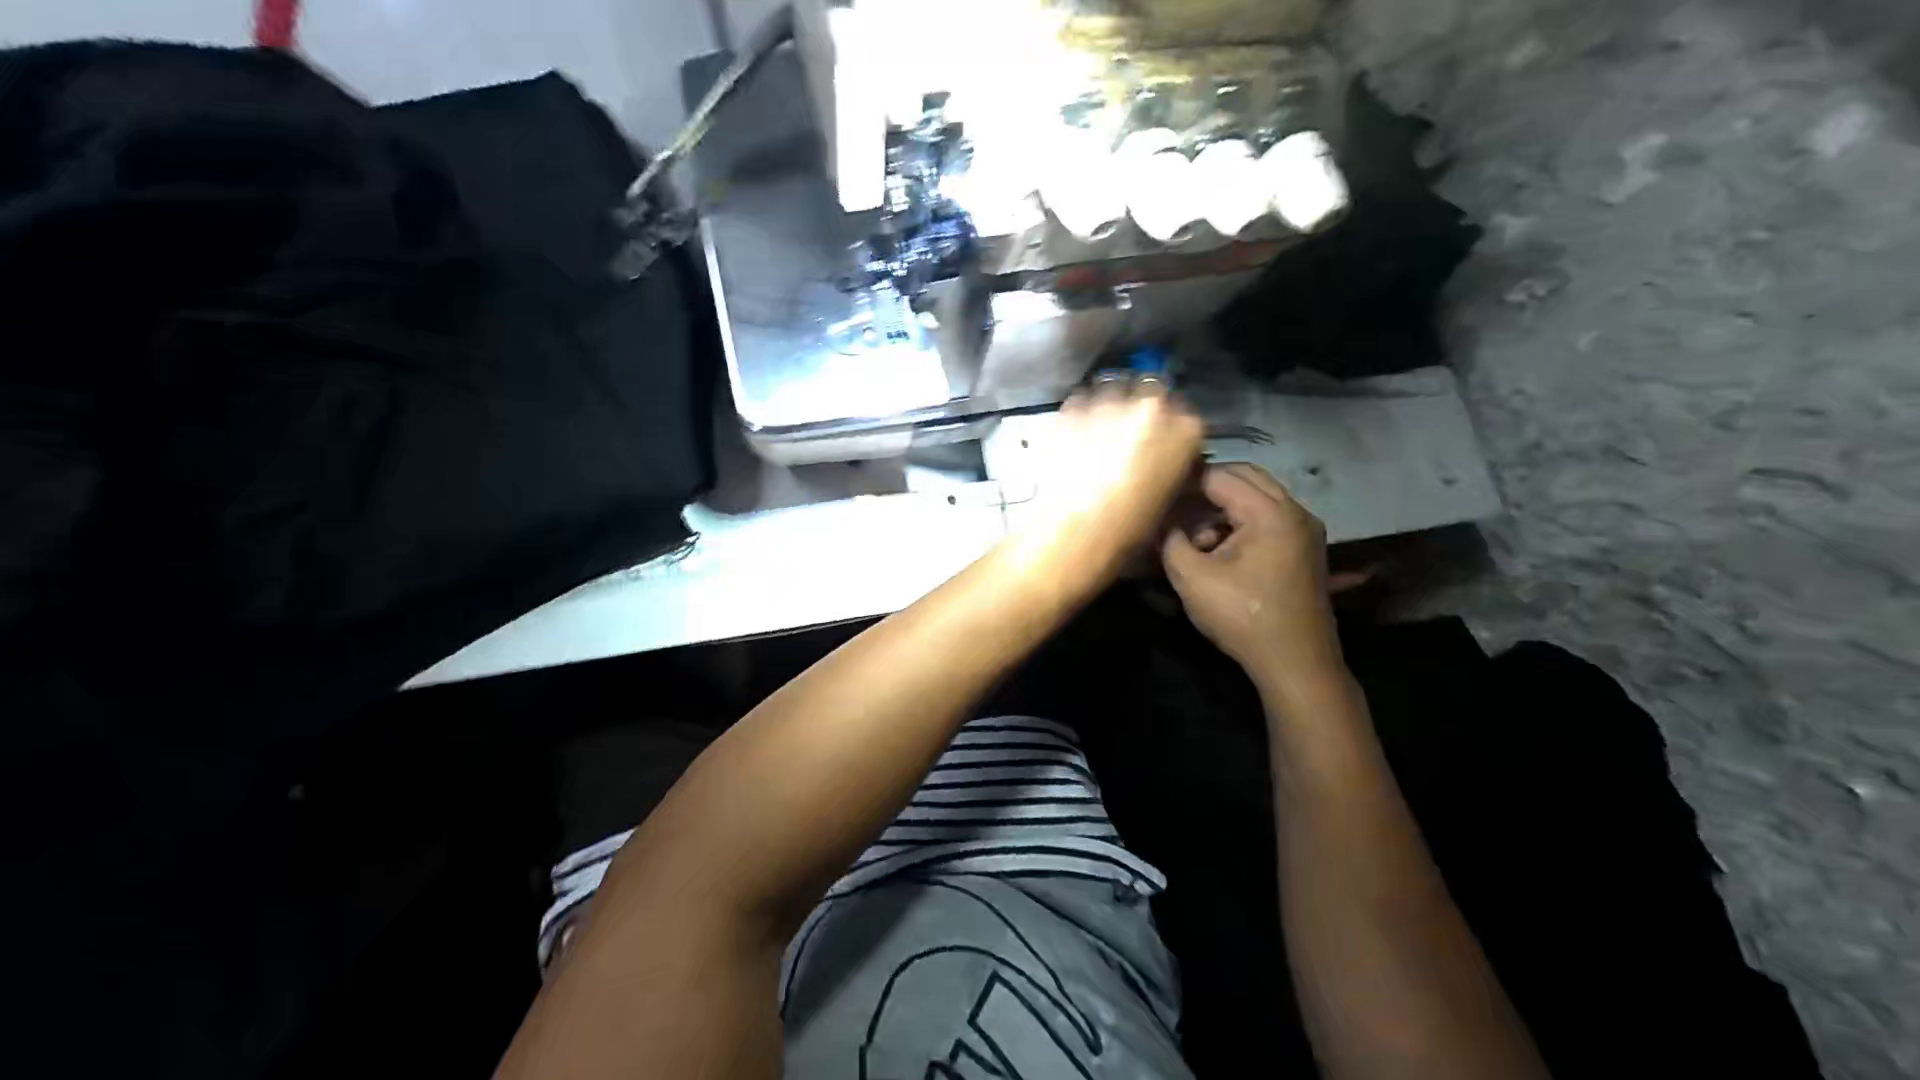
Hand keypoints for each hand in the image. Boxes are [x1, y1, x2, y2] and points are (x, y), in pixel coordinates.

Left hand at [1017, 375, 1204, 578]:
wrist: (1078, 530)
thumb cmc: (1130, 527)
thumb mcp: (1168, 501)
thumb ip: (1175, 470)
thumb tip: (1169, 465)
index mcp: (1186, 429)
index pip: (1186, 418)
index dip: (1170, 432)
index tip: (1159, 445)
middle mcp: (1152, 406)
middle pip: (1150, 395)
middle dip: (1141, 412)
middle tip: (1126, 439)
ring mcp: (1110, 401)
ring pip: (1113, 391)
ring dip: (1110, 408)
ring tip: (1099, 435)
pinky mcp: (1074, 407)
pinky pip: (1081, 402)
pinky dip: (1081, 415)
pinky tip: (1076, 438)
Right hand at [1160, 463, 1344, 692]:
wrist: (1297, 664)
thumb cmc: (1243, 618)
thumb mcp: (1192, 578)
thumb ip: (1170, 541)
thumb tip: (1157, 522)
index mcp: (1270, 512)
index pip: (1220, 475)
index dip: (1184, 481)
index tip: (1157, 493)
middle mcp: (1294, 511)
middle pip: (1245, 476)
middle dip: (1206, 486)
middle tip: (1174, 506)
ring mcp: (1304, 530)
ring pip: (1258, 496)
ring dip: (1223, 506)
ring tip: (1195, 537)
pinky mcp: (1304, 549)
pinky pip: (1268, 517)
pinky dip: (1241, 521)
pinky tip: (1219, 550)